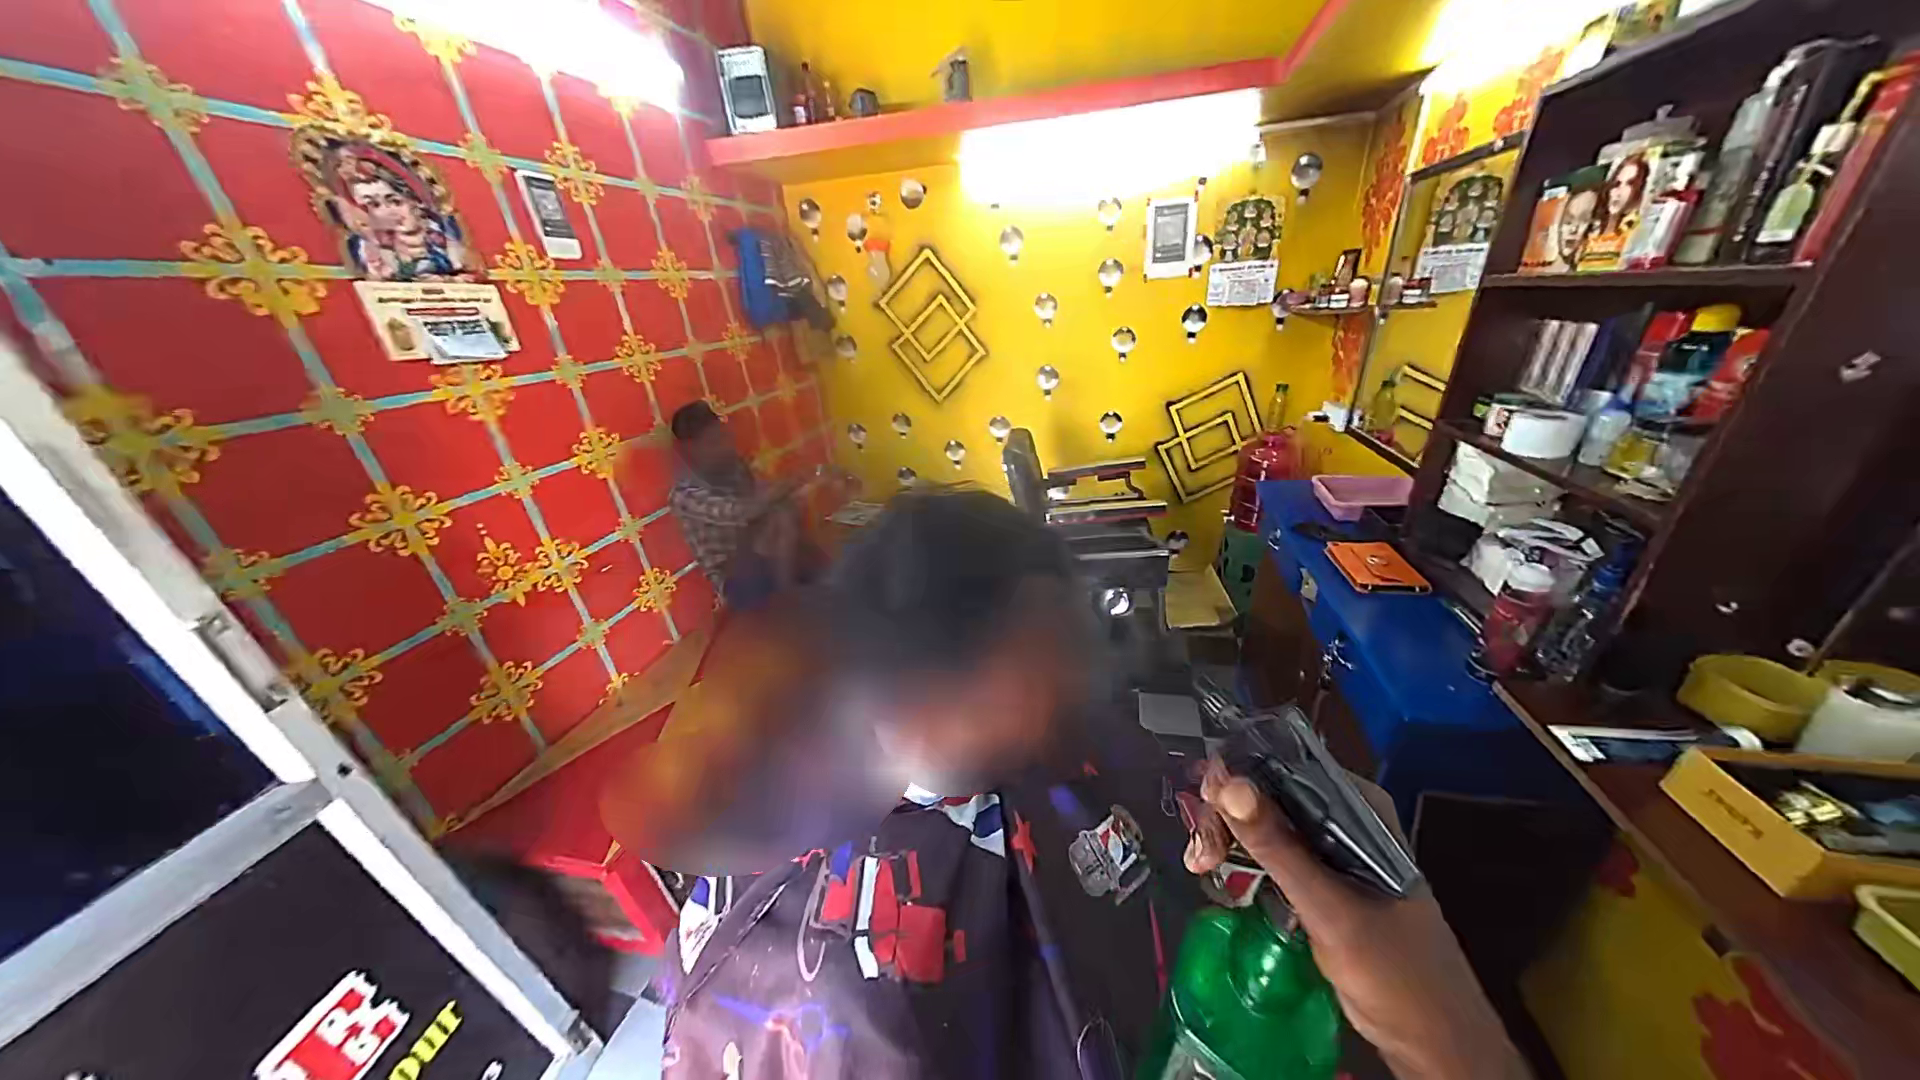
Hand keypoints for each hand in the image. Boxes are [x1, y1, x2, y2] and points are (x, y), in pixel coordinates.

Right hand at [1187, 762, 1529, 1079]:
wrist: (1435, 1046)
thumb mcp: (1329, 908)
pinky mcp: (1316, 872)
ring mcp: (1328, 844)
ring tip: (1200, 863)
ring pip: (1259, 818)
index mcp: (1358, 805)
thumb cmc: (1395, 974)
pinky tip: (1212, 869)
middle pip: (1264, 791)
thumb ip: (1278, 847)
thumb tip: (1228, 785)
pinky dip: (1237, 854)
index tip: (1203, 799)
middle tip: (1201, 848)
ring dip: (1224, 834)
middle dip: (1225, 813)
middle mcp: (1341, 814)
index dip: (1236, 774)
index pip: (1285, 765)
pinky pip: (1266, 846)